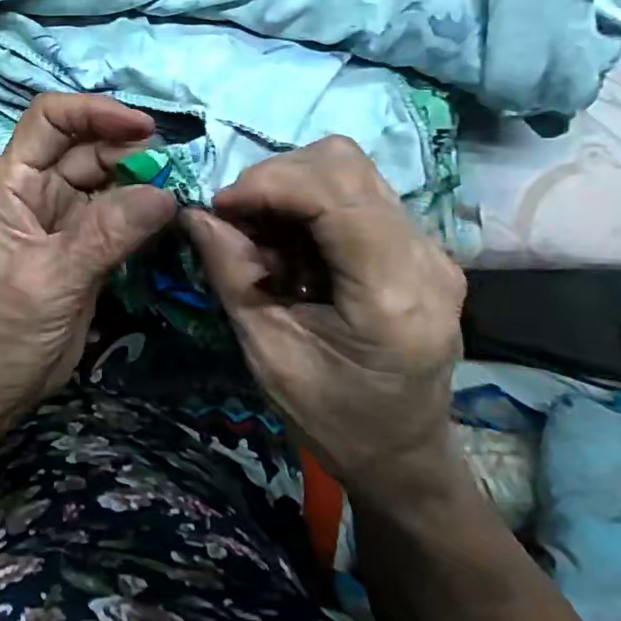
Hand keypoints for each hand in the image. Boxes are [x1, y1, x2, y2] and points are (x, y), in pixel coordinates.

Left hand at [0, 94, 177, 468]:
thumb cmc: (6, 330)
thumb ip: (106, 234)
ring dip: (141, 175)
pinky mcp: (85, 244)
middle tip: (176, 164)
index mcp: (12, 185)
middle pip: (83, 145)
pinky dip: (144, 207)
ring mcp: (62, 216)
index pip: (47, 121)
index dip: (92, 112)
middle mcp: (36, 191)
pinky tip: (172, 210)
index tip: (142, 127)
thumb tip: (165, 193)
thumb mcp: (53, 280)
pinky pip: (118, 211)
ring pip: (105, 176)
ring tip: (181, 184)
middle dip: (127, 145)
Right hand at [180, 136, 465, 505]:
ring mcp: (428, 248)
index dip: (267, 183)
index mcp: (392, 294)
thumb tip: (193, 212)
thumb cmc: (332, 418)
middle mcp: (424, 257)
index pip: (335, 193)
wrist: (403, 456)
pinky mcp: (416, 247)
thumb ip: (231, 274)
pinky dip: (305, 200)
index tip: (219, 208)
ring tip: (259, 231)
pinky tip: (287, 242)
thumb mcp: (266, 352)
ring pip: (348, 168)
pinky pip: (354, 192)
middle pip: (344, 163)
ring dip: (288, 186)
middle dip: (273, 177)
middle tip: (236, 219)